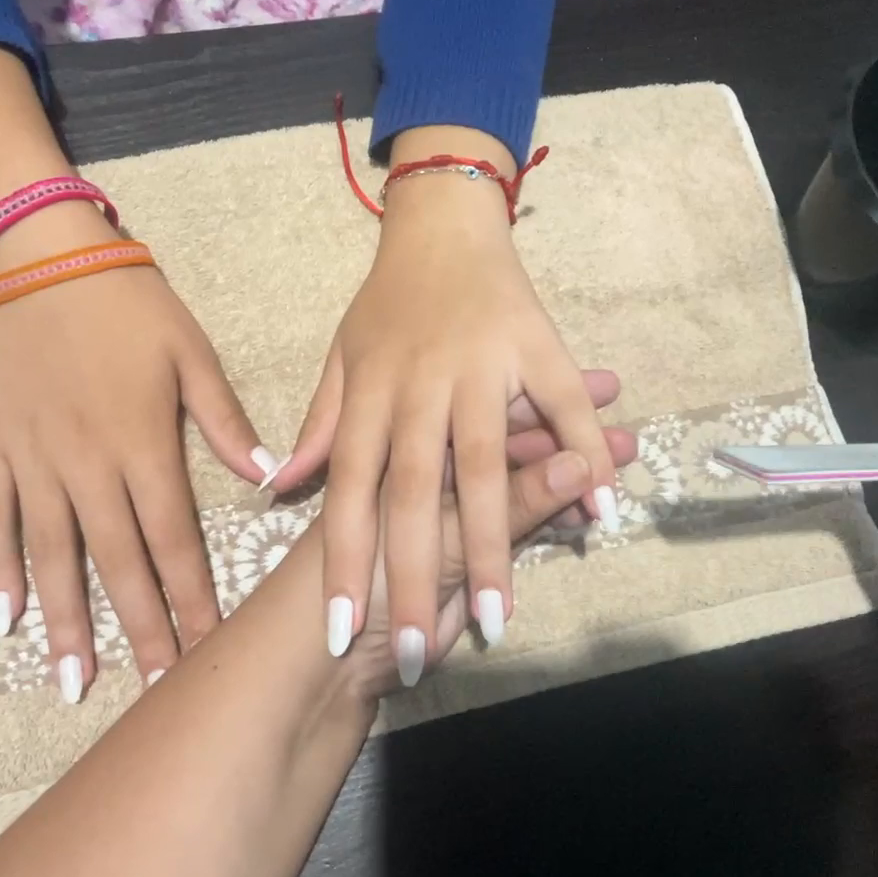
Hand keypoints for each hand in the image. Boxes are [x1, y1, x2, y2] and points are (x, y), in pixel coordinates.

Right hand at [0, 205, 277, 701]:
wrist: (39, 258)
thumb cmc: (128, 305)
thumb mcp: (192, 353)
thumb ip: (227, 421)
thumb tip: (269, 475)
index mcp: (145, 445)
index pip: (175, 541)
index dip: (192, 599)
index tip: (207, 651)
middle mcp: (89, 466)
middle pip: (120, 563)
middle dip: (141, 628)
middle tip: (152, 688)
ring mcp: (32, 461)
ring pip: (54, 554)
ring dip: (67, 619)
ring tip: (74, 680)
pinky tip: (4, 616)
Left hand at [269, 128, 617, 685]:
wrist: (443, 224)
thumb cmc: (390, 301)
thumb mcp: (341, 358)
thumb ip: (318, 424)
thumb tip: (277, 486)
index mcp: (370, 391)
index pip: (350, 486)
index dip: (342, 558)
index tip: (338, 630)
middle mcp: (419, 384)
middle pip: (415, 490)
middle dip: (415, 576)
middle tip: (416, 652)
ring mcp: (480, 366)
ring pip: (486, 464)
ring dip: (495, 545)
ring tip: (499, 619)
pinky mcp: (537, 348)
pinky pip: (563, 409)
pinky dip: (585, 458)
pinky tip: (599, 519)